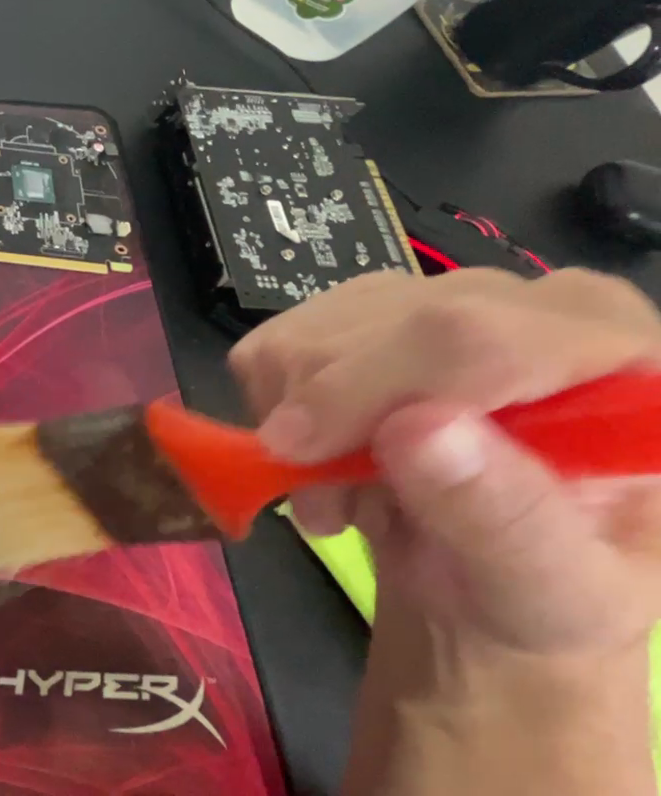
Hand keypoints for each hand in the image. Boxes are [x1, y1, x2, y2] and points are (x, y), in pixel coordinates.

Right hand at [229, 268, 660, 656]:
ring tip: (337, 490)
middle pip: (380, 326)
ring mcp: (432, 300)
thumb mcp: (555, 590)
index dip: (374, 384)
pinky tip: (320, 453)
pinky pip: (270, 343)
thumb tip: (418, 429)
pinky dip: (270, 409)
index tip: (298, 451)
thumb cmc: (542, 591)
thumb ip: (506, 517)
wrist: (479, 579)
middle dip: (328, 417)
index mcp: (621, 359)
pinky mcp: (352, 315)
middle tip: (332, 503)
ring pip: (311, 332)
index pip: (478, 334)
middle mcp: (531, 309)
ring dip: (293, 421)